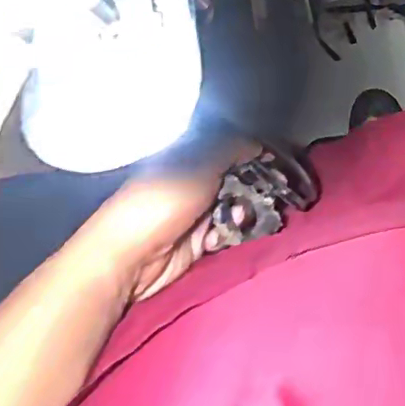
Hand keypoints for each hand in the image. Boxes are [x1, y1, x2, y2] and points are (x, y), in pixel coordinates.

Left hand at [70, 134, 261, 304]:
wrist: (127, 260)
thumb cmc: (162, 202)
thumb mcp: (200, 164)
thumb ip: (234, 150)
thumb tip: (260, 146)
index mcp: (191, 160)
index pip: (233, 151)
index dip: (256, 155)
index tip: (277, 161)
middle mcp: (197, 184)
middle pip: (241, 179)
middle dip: (257, 185)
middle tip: (272, 191)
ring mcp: (198, 213)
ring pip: (240, 206)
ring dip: (245, 211)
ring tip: (240, 218)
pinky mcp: (201, 241)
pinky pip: (230, 231)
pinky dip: (232, 232)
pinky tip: (222, 235)